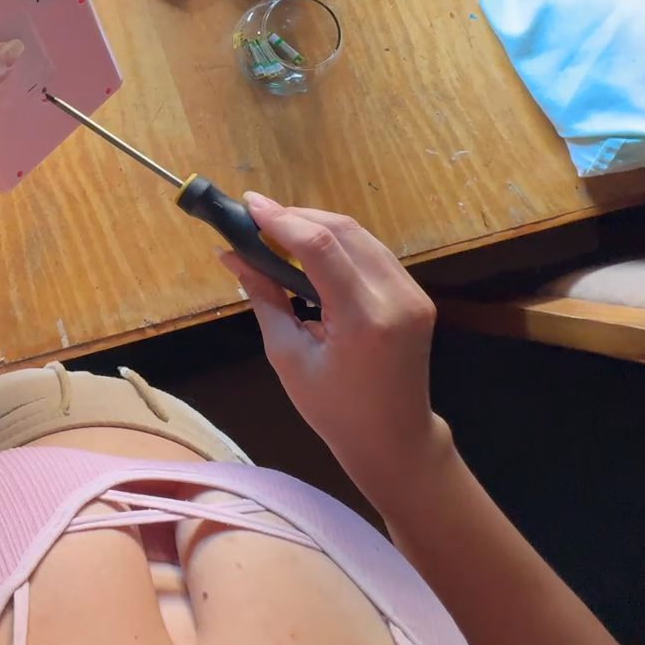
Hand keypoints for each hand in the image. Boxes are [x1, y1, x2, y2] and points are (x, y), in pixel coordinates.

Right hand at [218, 194, 449, 492]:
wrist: (395, 439)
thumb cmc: (333, 408)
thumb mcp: (286, 354)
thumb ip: (263, 296)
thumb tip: (230, 254)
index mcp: (363, 320)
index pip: (320, 249)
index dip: (280, 220)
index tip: (247, 204)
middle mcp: (396, 298)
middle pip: (342, 231)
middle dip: (294, 215)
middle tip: (254, 213)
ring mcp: (412, 294)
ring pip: (358, 234)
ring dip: (314, 222)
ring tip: (274, 225)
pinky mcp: (413, 294)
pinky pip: (370, 250)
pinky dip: (335, 239)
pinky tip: (305, 244)